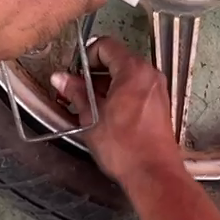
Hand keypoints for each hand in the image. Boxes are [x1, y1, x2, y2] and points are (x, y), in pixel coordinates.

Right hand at [51, 36, 186, 189]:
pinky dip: (119, 94)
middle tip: (76, 91)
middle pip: (116, 59)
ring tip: (88, 107)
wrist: (154, 174)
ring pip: (125, 75)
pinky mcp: (159, 104)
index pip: (106, 45)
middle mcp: (149, 74)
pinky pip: (136, 88)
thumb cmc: (124, 147)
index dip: (86, 56)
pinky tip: (106, 115)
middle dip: (94, 73)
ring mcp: (157, 89)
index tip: (75, 74)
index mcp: (133, 70)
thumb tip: (60, 78)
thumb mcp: (91, 117)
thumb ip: (76, 92)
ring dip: (105, 85)